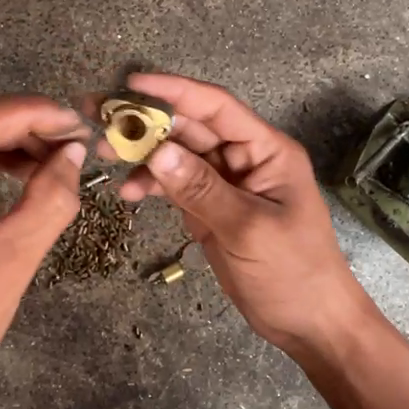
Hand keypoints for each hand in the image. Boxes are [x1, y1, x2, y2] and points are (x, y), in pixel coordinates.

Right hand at [103, 75, 375, 354]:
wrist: (310, 324)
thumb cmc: (294, 272)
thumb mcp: (248, 228)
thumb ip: (201, 189)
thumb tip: (156, 151)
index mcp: (265, 150)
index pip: (216, 107)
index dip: (174, 91)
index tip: (131, 84)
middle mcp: (243, 158)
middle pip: (189, 127)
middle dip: (145, 121)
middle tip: (98, 117)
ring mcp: (224, 184)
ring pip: (176, 155)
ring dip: (141, 153)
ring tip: (103, 153)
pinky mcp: (209, 208)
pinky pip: (174, 184)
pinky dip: (150, 184)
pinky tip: (129, 193)